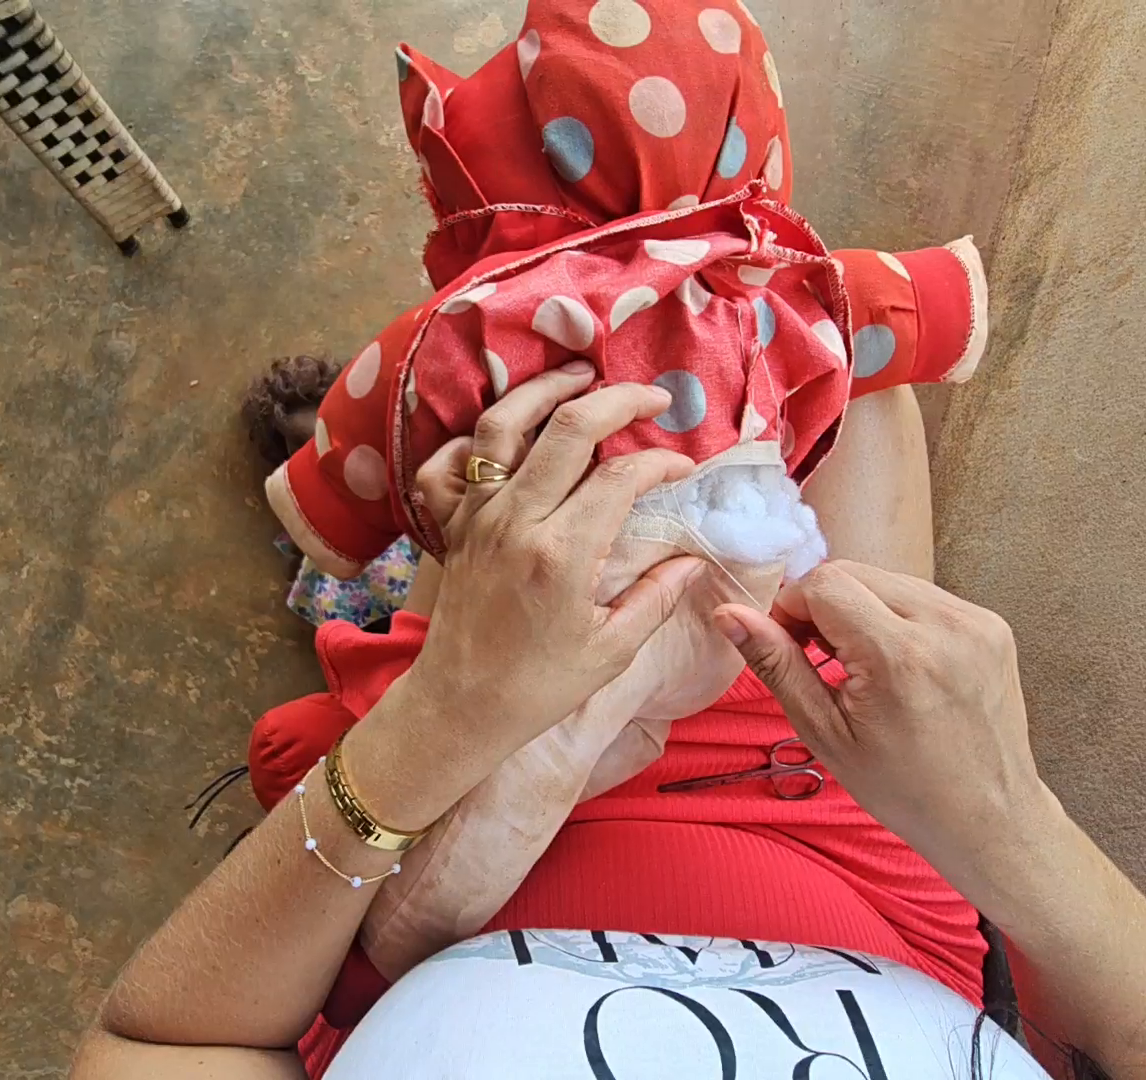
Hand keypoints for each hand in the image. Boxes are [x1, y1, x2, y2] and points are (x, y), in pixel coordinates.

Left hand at [390, 368, 703, 784]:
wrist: (460, 705)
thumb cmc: (538, 686)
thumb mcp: (611, 650)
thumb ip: (657, 596)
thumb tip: (693, 557)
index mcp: (562, 554)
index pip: (622, 477)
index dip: (662, 462)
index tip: (683, 470)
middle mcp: (516, 520)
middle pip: (569, 428)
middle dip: (618, 400)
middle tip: (652, 398)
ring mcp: (478, 516)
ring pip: (503, 425)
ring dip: (544, 390)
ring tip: (580, 377)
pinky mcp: (453, 524)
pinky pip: (452, 463)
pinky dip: (475, 439)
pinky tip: (505, 433)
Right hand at [713, 560, 1059, 883]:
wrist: (991, 819)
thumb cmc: (902, 786)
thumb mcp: (822, 731)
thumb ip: (775, 663)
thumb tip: (727, 614)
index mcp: (899, 656)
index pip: (823, 583)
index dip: (791, 607)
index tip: (789, 646)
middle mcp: (944, 625)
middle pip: (851, 572)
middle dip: (819, 604)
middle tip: (816, 655)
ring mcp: (975, 621)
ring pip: (883, 578)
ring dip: (854, 606)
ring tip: (854, 661)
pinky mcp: (990, 624)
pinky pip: (918, 594)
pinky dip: (889, 614)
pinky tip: (889, 658)